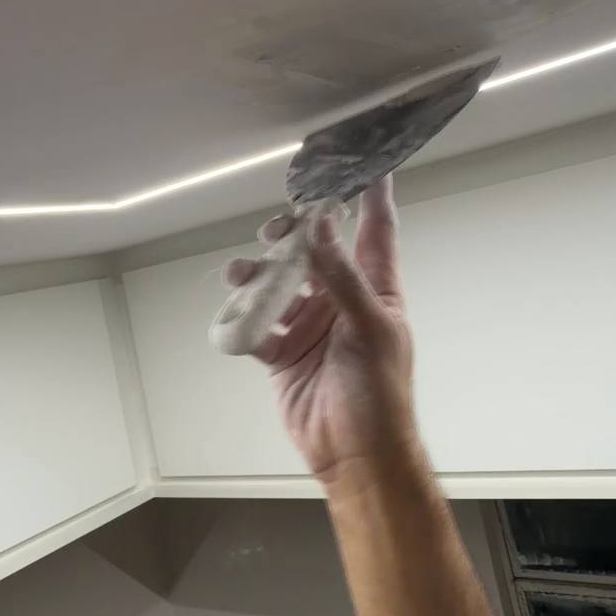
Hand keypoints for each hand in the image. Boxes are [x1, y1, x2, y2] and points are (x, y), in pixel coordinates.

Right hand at [221, 175, 418, 480]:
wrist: (354, 454)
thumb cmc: (379, 394)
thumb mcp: (368, 329)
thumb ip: (342, 278)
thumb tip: (321, 228)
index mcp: (374, 290)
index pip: (375, 231)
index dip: (372, 196)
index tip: (369, 162)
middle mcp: (340, 301)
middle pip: (314, 252)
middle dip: (291, 235)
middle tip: (273, 231)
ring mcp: (310, 325)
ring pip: (278, 284)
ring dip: (258, 275)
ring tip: (239, 272)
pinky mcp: (283, 351)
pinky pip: (258, 325)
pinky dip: (244, 319)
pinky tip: (236, 316)